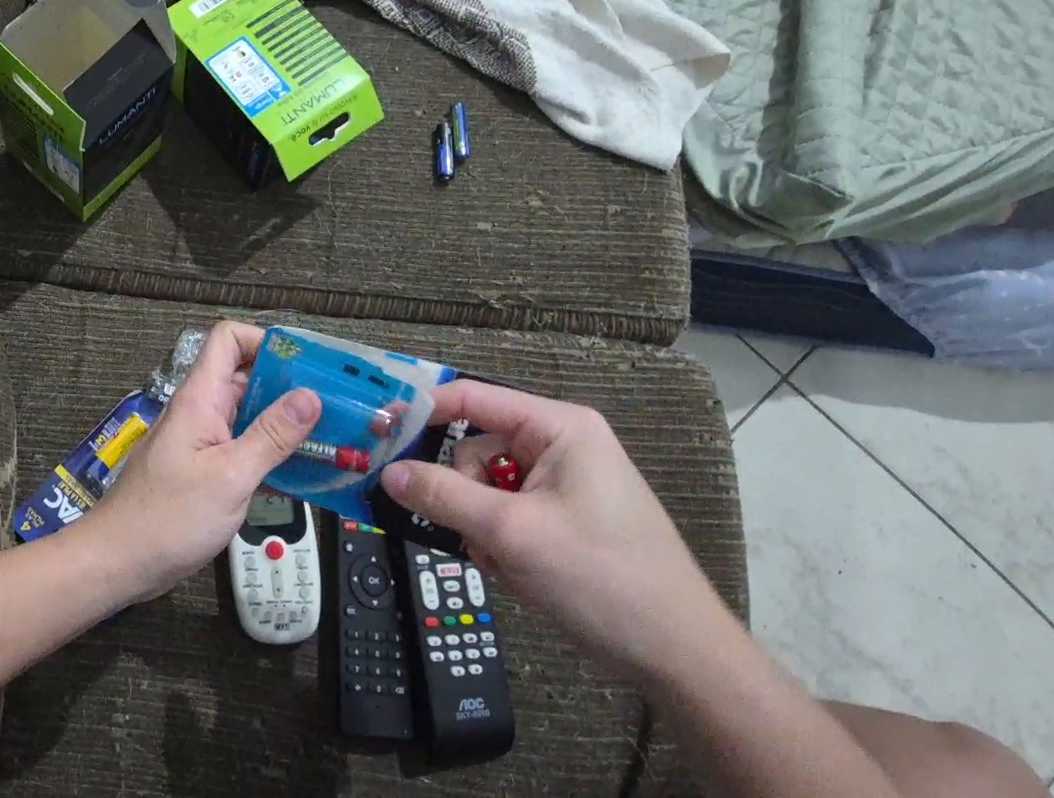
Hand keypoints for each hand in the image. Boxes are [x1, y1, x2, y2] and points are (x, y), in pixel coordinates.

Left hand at [76, 322, 321, 604]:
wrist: (120, 561)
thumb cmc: (168, 518)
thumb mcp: (230, 476)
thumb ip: (271, 436)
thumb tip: (310, 395)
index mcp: (200, 399)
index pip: (228, 339)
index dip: (266, 341)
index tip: (307, 364)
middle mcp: (201, 412)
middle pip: (247, 377)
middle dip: (291, 386)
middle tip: (338, 403)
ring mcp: (203, 441)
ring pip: (250, 416)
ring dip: (287, 425)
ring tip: (334, 438)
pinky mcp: (206, 470)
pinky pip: (245, 448)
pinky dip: (273, 455)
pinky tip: (306, 473)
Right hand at [376, 380, 726, 675]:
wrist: (677, 655)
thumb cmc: (601, 577)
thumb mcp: (510, 532)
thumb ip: (442, 495)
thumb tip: (387, 472)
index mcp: (558, 427)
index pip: (471, 397)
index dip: (421, 411)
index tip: (376, 433)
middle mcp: (558, 445)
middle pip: (472, 447)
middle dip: (460, 492)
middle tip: (464, 528)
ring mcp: (560, 483)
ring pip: (482, 486)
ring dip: (476, 523)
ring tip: (500, 559)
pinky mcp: (559, 517)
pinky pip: (502, 512)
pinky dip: (494, 539)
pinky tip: (513, 568)